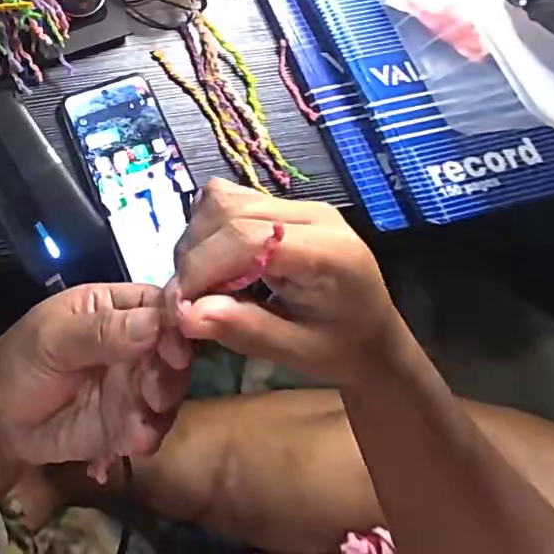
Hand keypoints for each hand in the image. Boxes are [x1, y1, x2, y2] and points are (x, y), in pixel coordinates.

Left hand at [0, 283, 191, 477]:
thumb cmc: (20, 362)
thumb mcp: (52, 339)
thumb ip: (100, 331)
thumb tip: (155, 322)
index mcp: (111, 306)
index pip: (157, 304)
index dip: (174, 321)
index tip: (175, 347)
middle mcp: (131, 341)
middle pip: (172, 347)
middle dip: (171, 368)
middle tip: (154, 388)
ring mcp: (131, 383)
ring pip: (170, 388)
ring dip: (164, 403)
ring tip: (143, 414)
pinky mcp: (128, 422)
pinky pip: (154, 427)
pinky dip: (148, 435)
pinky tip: (131, 442)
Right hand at [164, 178, 401, 384]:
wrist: (373, 336)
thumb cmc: (344, 351)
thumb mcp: (300, 354)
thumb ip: (245, 330)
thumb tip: (184, 315)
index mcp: (330, 251)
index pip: (248, 239)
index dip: (203, 268)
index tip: (180, 309)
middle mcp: (311, 213)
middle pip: (227, 212)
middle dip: (195, 257)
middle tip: (187, 302)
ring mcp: (294, 202)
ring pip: (220, 199)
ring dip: (196, 241)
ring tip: (201, 282)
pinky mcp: (277, 202)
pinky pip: (225, 198)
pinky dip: (206, 227)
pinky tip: (215, 260)